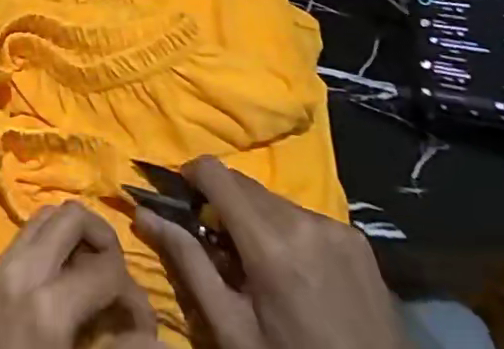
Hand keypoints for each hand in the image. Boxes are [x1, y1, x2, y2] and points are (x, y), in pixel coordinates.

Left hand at [0, 201, 162, 348]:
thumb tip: (156, 339)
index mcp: (48, 304)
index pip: (108, 269)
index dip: (135, 296)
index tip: (143, 327)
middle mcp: (22, 271)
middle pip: (73, 216)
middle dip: (104, 240)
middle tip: (115, 279)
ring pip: (45, 216)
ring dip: (74, 236)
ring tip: (89, 275)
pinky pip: (24, 237)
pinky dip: (49, 244)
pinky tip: (59, 283)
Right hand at [134, 157, 406, 348]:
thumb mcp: (231, 329)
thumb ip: (189, 264)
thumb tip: (146, 216)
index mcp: (270, 243)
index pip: (217, 173)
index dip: (190, 175)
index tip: (178, 197)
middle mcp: (304, 220)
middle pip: (245, 185)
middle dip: (220, 202)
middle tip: (212, 243)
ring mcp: (335, 226)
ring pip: (275, 200)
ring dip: (254, 217)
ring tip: (255, 266)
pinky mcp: (357, 238)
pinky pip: (306, 217)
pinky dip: (287, 231)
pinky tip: (294, 273)